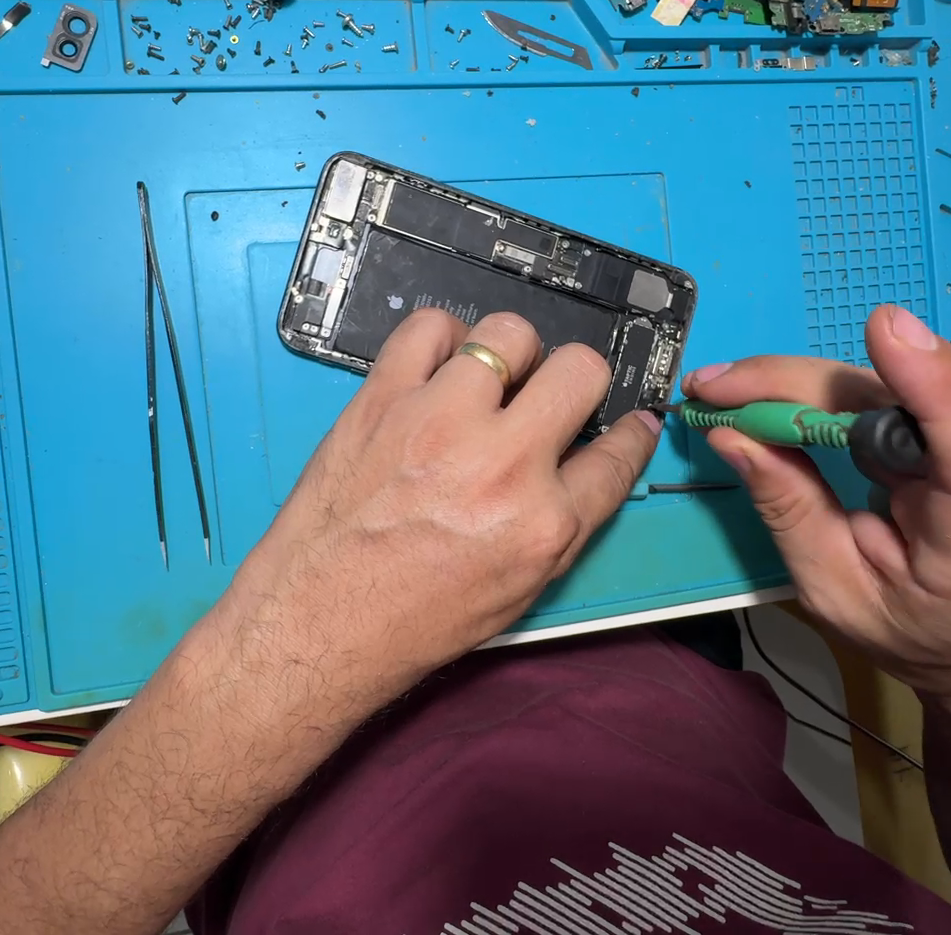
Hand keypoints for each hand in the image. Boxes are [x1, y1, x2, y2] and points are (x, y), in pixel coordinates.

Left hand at [213, 309, 659, 709]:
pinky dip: (444, 340)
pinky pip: (430, 327)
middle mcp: (501, 464)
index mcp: (543, 524)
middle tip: (549, 400)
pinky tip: (439, 370)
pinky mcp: (383, 398)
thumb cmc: (418, 619)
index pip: (618, 454)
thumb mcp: (519, 590)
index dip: (633, 432)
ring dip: (511, 356)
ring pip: (509, 333)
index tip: (632, 421)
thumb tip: (594, 460)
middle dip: (578, 381)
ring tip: (489, 383)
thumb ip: (566, 522)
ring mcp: (439, 421)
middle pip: (580, 371)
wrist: (317, 622)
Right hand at [682, 305, 950, 702]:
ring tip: (722, 390)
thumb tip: (733, 436)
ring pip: (883, 391)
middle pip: (899, 405)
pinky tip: (762, 394)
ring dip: (795, 383)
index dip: (935, 383)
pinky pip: (877, 397)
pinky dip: (813, 391)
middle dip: (799, 385)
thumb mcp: (832, 591)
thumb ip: (790, 513)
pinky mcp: (944, 434)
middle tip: (713, 386)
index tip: (882, 327)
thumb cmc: (908, 633)